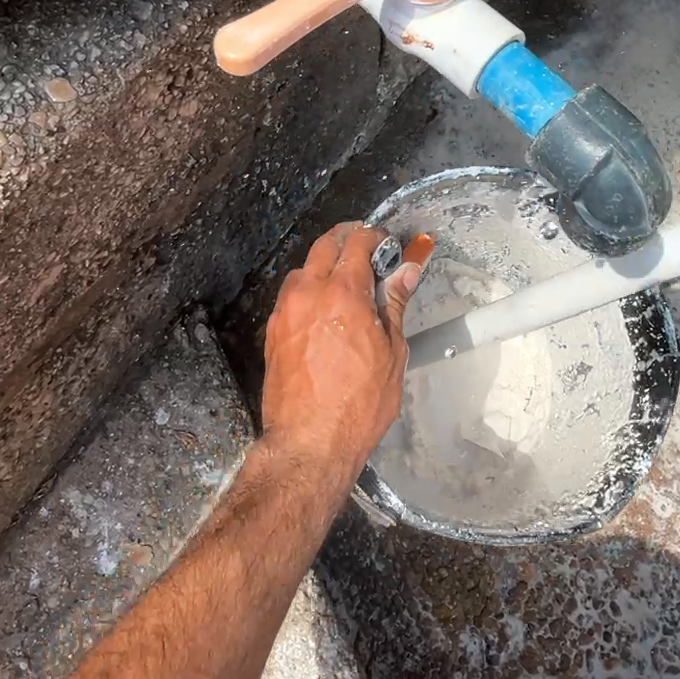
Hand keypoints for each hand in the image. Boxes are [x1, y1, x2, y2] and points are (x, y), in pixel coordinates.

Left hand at [261, 223, 422, 486]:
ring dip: (325, 263)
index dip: (376, 236)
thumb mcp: (391, 351)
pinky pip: (291, 294)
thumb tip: (406, 270)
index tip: (389, 243)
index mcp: (343, 292)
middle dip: (348, 238)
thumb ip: (394, 303)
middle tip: (369, 249)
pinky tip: (324, 309)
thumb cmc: (358, 403)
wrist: (309, 442)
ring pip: (304, 268)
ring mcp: (286, 311)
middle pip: (326, 244)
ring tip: (346, 281)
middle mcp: (309, 293)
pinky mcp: (273, 331)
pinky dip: (309, 289)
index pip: (357, 242)